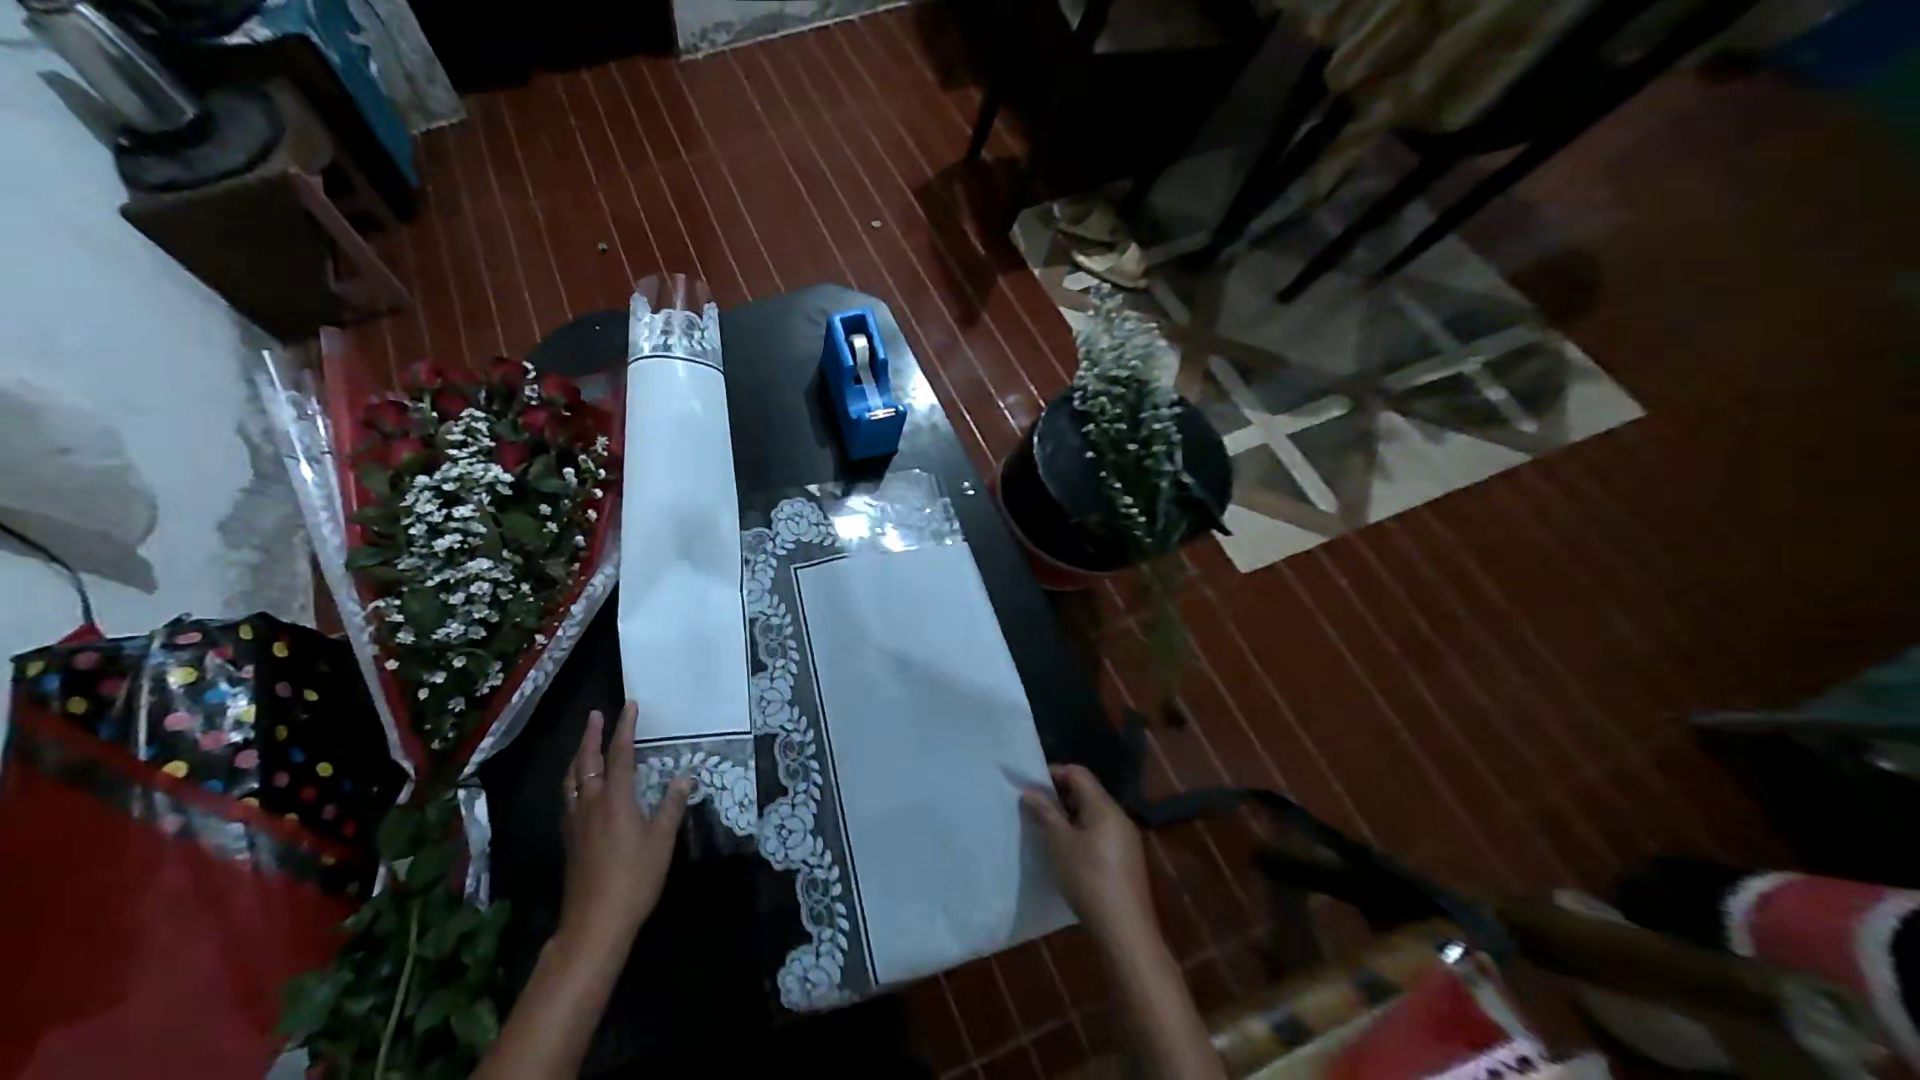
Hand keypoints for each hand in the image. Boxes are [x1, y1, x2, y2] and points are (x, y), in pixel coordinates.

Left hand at [558, 701, 690, 948]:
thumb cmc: (634, 878)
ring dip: (578, 757)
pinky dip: (573, 781)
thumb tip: (684, 777)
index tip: (629, 707)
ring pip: (572, 779)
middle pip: (587, 761)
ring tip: (584, 745)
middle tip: (596, 715)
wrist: (594, 922)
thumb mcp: (662, 840)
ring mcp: (575, 822)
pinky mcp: (569, 839)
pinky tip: (579, 788)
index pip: (619, 755)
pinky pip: (567, 798)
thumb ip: (672, 806)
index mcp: (615, 799)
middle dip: (592, 736)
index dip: (625, 729)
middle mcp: (590, 804)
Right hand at [1021, 764, 1155, 945]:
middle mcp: (1119, 816)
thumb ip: (1045, 813)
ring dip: (1069, 815)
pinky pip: (1101, 832)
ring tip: (1045, 829)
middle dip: (1059, 796)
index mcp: (1104, 807)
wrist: (1125, 928)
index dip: (1054, 773)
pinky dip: (1081, 832)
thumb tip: (1030, 791)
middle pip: (1087, 792)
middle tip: (1034, 807)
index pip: (1078, 774)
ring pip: (1093, 814)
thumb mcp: (1060, 844)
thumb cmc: (1088, 879)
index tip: (1031, 785)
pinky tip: (1066, 851)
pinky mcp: (1127, 859)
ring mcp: (1126, 839)